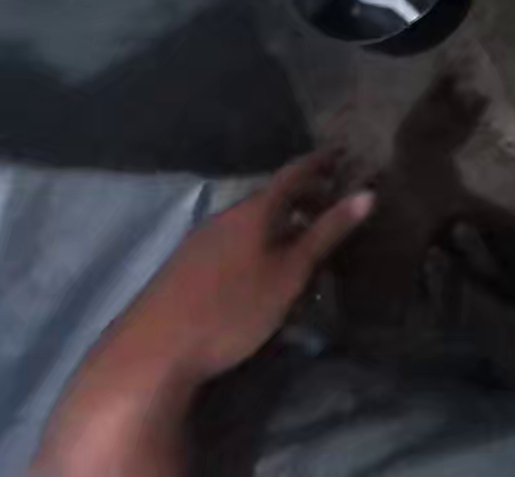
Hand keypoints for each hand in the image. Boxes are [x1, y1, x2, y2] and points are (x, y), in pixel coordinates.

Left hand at [125, 154, 373, 383]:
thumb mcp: (291, 272)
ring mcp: (199, 241)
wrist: (146, 360)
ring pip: (249, 220)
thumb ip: (328, 232)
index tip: (340, 153)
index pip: (294, 173)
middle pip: (271, 196)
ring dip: (278, 222)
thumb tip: (368, 193)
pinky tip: (258, 269)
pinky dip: (256, 240)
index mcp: (255, 210)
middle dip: (302, 197)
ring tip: (299, 242)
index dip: (319, 162)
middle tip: (328, 206)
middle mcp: (226, 215)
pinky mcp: (181, 267)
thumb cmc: (232, 309)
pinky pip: (231, 239)